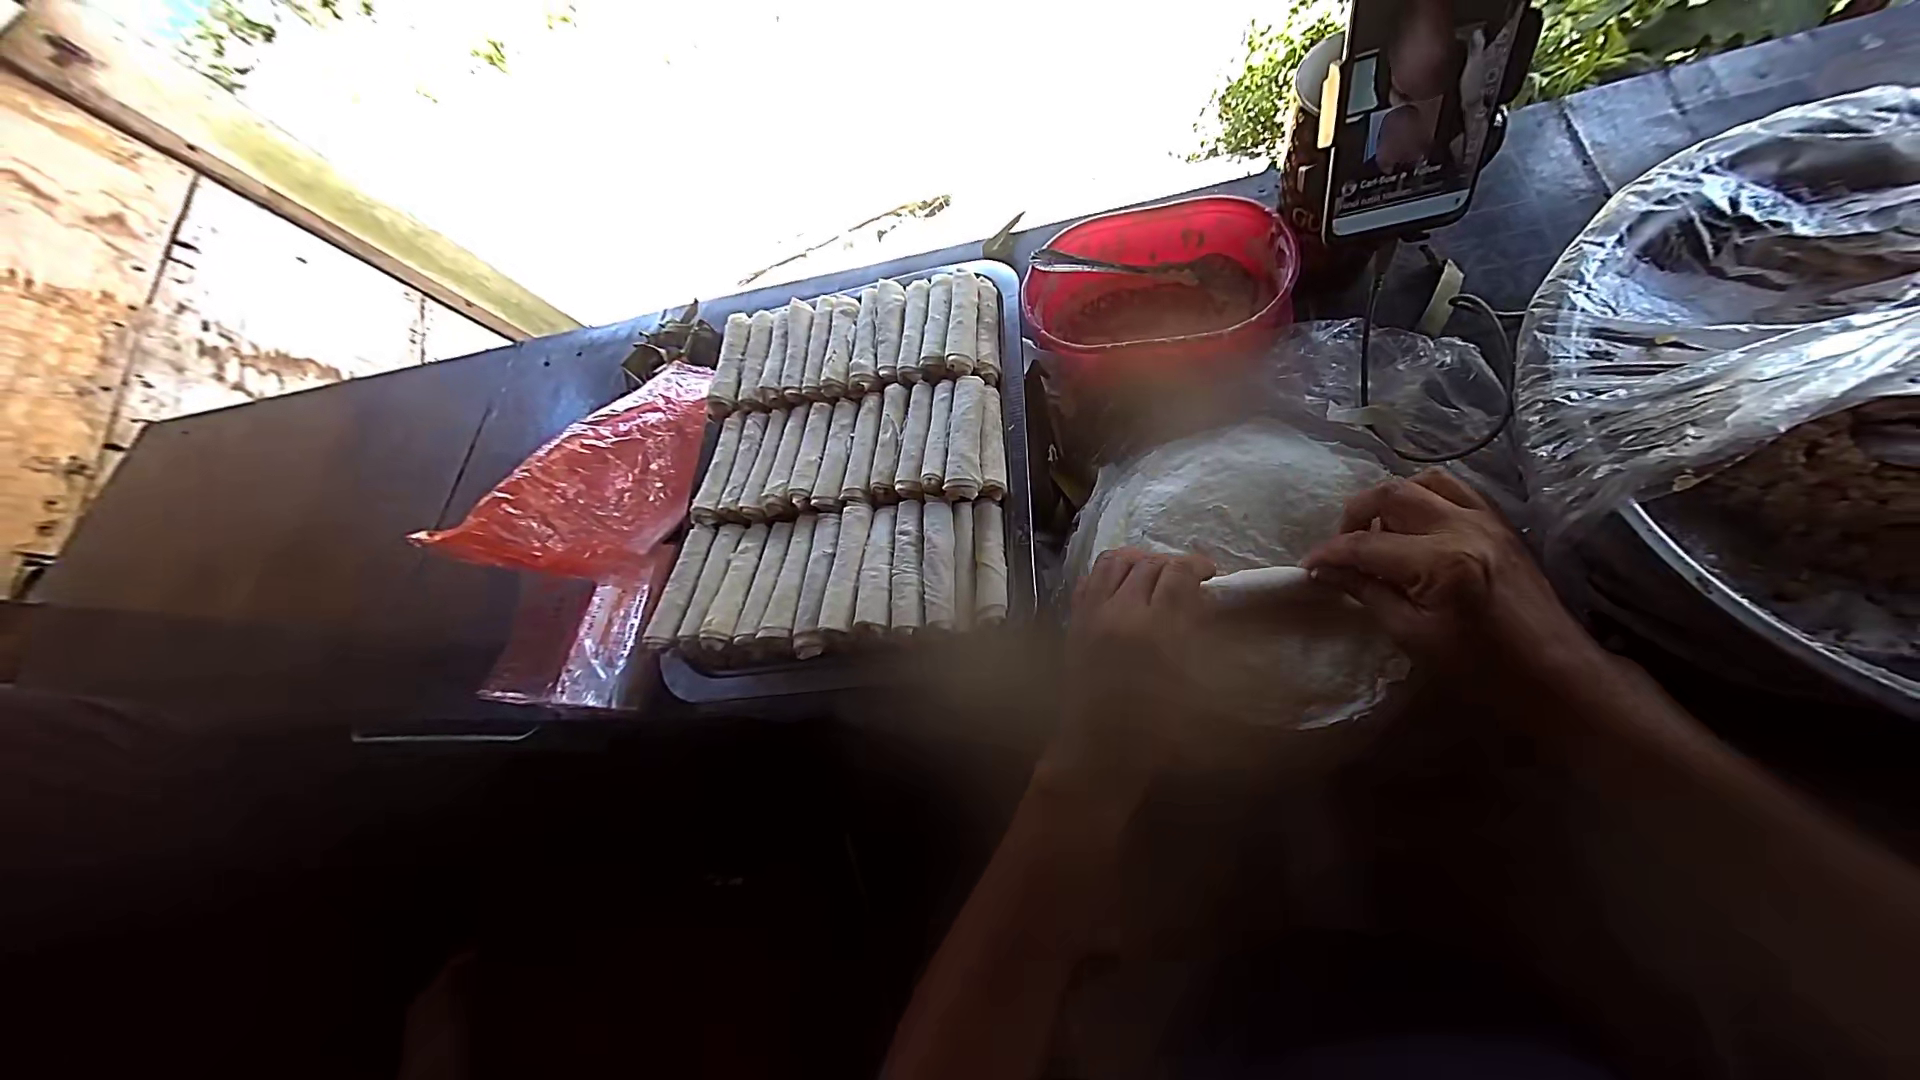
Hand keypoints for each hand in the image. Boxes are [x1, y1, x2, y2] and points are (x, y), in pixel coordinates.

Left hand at [1038, 549, 1214, 813]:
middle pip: (1149, 563)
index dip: (1198, 565)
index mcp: (1157, 630)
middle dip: (1173, 564)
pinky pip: (1089, 578)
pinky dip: (1108, 572)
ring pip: (1114, 560)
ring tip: (1153, 573)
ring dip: (1139, 560)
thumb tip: (1203, 600)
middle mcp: (1121, 612)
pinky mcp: (1074, 620)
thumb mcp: (1191, 682)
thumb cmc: (1155, 730)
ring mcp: (1092, 613)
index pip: (1178, 573)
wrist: (1098, 750)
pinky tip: (1121, 586)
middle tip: (1186, 578)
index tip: (1209, 572)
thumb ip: (1197, 634)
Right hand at [1302, 470, 1602, 683]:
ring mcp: (1488, 522)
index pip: (1365, 544)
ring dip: (1390, 500)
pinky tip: (1411, 527)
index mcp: (1442, 562)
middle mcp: (1465, 529)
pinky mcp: (1501, 526)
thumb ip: (1365, 591)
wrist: (1558, 676)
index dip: (1328, 554)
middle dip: (1353, 515)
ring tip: (1377, 531)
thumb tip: (1324, 572)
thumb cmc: (1481, 667)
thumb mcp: (1410, 634)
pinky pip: (1456, 491)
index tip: (1307, 567)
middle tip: (1341, 547)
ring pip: (1425, 481)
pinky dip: (1424, 498)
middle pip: (1391, 494)